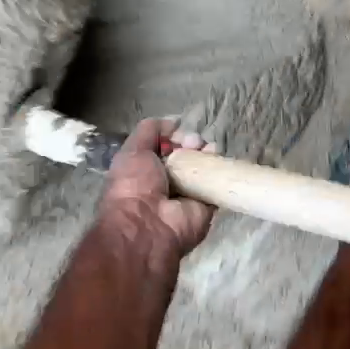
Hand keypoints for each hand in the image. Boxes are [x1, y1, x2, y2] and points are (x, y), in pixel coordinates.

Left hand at [95, 118, 217, 265]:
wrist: (147, 226)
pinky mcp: (207, 204)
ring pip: (204, 164)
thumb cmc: (133, 186)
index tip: (175, 133)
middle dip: (191, 141)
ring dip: (205, 150)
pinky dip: (217, 166)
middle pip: (187, 153)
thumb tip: (173, 122)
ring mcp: (188, 193)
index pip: (167, 147)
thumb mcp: (132, 150)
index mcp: (146, 173)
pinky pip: (216, 180)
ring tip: (201, 149)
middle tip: (191, 143)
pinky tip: (213, 156)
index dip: (172, 136)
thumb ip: (149, 130)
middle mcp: (168, 183)